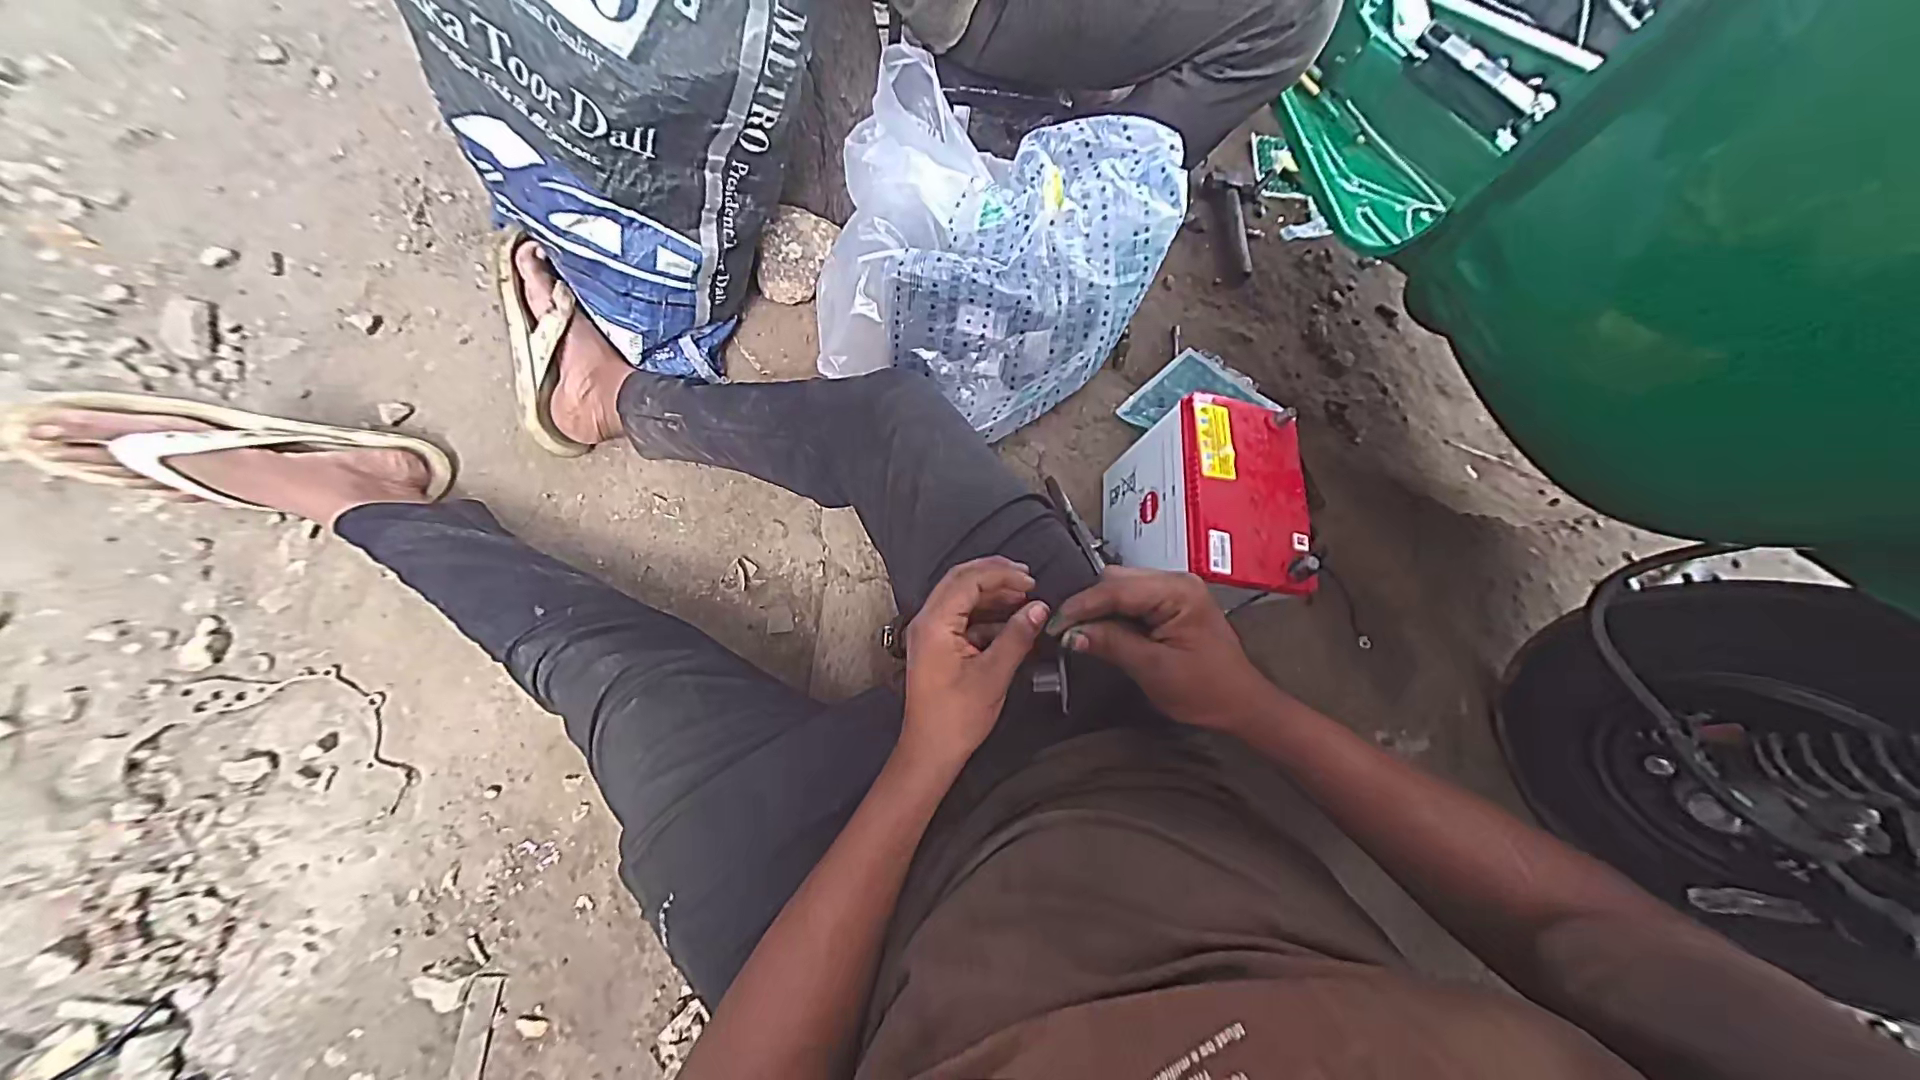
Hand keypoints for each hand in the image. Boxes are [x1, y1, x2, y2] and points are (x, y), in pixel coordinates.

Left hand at [900, 557, 1048, 766]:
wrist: (930, 750)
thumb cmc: (952, 720)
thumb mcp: (993, 674)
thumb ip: (1017, 636)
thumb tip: (1037, 610)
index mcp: (934, 624)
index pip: (968, 580)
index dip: (1002, 574)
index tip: (1029, 581)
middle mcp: (927, 622)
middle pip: (961, 580)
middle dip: (995, 575)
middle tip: (1026, 578)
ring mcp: (930, 633)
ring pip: (961, 596)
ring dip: (992, 593)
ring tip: (1023, 598)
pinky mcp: (937, 645)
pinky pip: (962, 617)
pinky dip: (987, 614)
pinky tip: (1010, 622)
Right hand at [1053, 566, 1275, 731]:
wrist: (1241, 704)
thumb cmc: (1208, 690)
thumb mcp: (1153, 668)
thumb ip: (1110, 643)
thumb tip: (1072, 632)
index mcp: (1178, 591)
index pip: (1116, 588)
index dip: (1081, 606)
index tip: (1056, 623)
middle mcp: (1177, 581)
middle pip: (1116, 580)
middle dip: (1088, 604)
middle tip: (1065, 630)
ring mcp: (1174, 590)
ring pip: (1119, 587)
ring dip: (1098, 608)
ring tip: (1080, 632)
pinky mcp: (1169, 602)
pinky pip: (1131, 599)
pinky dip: (1112, 613)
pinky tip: (1101, 630)